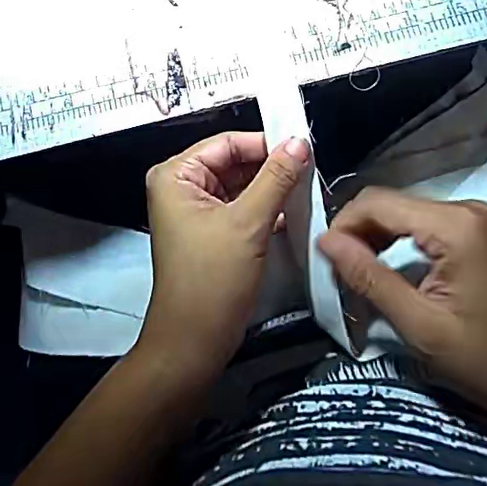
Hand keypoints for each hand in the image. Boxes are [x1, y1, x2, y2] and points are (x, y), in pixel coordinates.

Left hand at [138, 131, 310, 375]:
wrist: (194, 342)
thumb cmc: (211, 280)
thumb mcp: (248, 224)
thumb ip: (275, 179)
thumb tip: (298, 143)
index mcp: (175, 174)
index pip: (225, 143)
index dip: (264, 143)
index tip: (302, 145)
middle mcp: (180, 186)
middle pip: (233, 163)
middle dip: (270, 167)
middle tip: (311, 168)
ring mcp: (194, 209)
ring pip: (240, 185)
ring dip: (271, 189)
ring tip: (307, 187)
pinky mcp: (210, 231)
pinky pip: (241, 207)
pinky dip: (265, 209)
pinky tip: (294, 210)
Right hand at [316, 189, 486, 417]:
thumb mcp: (424, 329)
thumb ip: (369, 278)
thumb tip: (324, 241)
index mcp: (454, 225)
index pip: (375, 202)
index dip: (342, 226)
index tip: (325, 261)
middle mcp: (466, 208)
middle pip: (390, 205)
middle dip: (359, 234)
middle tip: (341, 273)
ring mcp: (478, 219)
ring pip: (406, 215)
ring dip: (379, 241)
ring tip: (363, 277)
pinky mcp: (484, 234)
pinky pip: (427, 226)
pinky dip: (403, 246)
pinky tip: (395, 275)